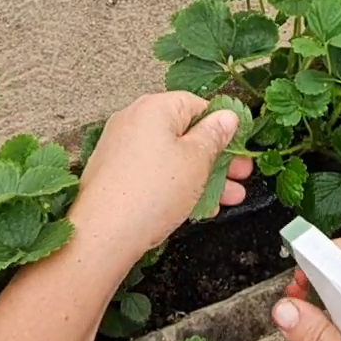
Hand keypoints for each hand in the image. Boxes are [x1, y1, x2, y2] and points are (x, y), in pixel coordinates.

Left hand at [67, 91, 253, 268]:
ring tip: (226, 197)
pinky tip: (196, 207)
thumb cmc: (147, 194)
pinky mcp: (114, 173)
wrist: (102, 236)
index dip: (222, 126)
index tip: (238, 145)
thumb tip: (226, 117)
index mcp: (154, 107)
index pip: (198, 105)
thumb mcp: (196, 161)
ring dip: (201, 175)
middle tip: (238, 173)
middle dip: (216, 157)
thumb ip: (215, 135)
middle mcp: (134, 120)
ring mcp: (121, 147)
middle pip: (185, 133)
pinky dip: (175, 185)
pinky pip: (154, 172)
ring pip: (171, 156)